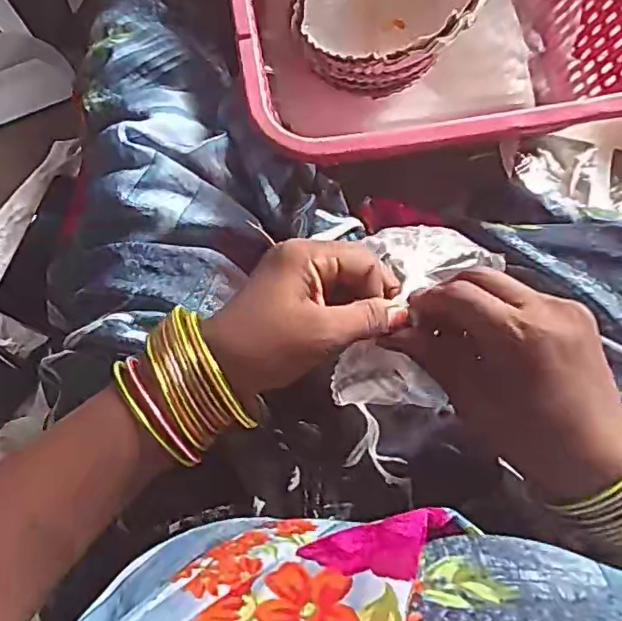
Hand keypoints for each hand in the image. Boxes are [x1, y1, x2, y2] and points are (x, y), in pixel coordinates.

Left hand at [201, 239, 405, 398]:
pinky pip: (325, 293)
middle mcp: (299, 254)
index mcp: (306, 254)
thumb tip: (403, 312)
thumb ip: (366, 318)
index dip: (383, 288)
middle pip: (353, 266)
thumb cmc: (270, 345)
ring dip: (356, 305)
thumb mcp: (323, 333)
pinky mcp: (287, 291)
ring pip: (341, 281)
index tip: (389, 322)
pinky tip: (345, 331)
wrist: (218, 366)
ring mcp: (290, 271)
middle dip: (371, 296)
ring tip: (365, 333)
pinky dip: (339, 310)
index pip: (364, 259)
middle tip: (381, 329)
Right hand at [388, 267, 621, 503]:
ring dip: (474, 298)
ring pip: (504, 283)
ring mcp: (566, 306)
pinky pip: (526, 296)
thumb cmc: (528, 439)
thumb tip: (396, 332)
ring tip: (460, 329)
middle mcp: (545, 308)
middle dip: (448, 293)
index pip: (456, 294)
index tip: (410, 319)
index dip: (426, 301)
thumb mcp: (471, 398)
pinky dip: (501, 307)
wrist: (598, 458)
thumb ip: (435, 355)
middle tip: (430, 321)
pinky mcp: (578, 312)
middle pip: (480, 277)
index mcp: (517, 332)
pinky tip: (493, 334)